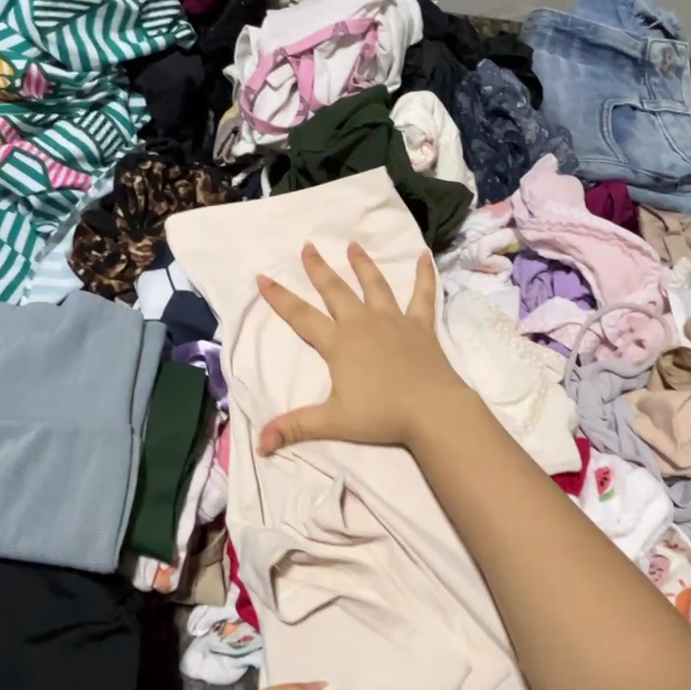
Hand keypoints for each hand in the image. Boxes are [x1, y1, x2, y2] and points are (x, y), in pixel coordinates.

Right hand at [255, 242, 478, 454]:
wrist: (431, 409)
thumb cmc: (381, 414)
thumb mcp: (332, 422)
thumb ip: (295, 427)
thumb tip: (260, 444)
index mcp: (339, 343)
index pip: (301, 316)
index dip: (280, 298)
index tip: (263, 276)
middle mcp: (362, 323)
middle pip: (335, 290)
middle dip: (318, 268)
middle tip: (308, 246)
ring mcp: (393, 320)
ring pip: (374, 285)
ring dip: (362, 264)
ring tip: (354, 245)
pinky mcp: (420, 325)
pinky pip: (422, 295)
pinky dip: (424, 275)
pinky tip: (423, 256)